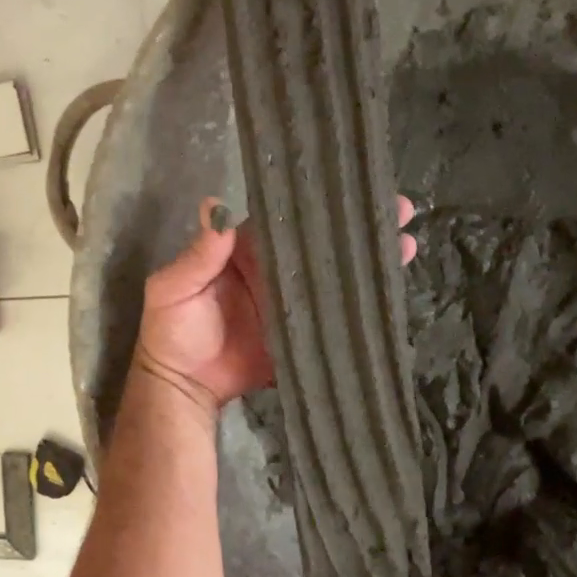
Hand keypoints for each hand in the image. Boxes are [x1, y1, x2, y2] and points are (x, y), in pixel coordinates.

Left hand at [134, 196, 417, 414]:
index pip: (289, 218)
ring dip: (369, 262)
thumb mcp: (174, 287)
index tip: (354, 188)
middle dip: (359, 226)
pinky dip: (360, 307)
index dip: (320, 203)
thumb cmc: (171, 332)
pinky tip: (389, 293)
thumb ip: (199, 254)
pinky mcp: (302, 337)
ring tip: (406, 244)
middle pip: (322, 243)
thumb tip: (214, 203)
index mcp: (246, 251)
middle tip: (401, 210)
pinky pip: (335, 318)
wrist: (183, 388)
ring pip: (336, 276)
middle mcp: (275, 271)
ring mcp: (292, 304)